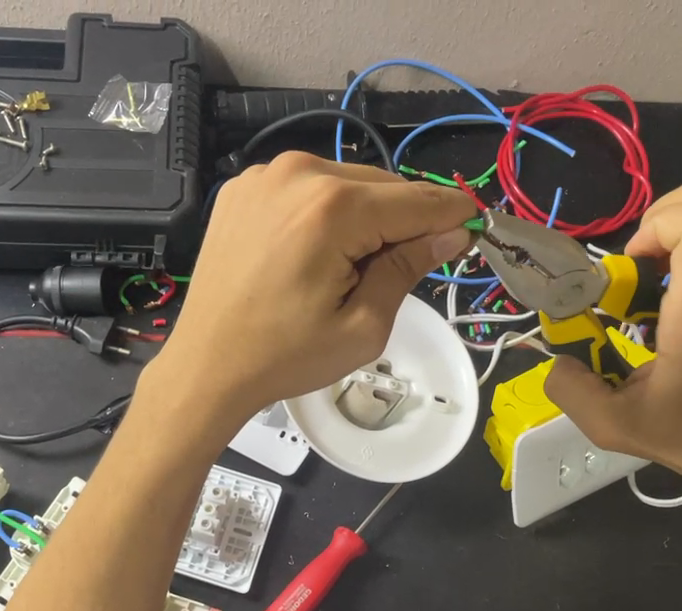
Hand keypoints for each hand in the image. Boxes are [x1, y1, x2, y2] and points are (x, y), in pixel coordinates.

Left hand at [147, 153, 476, 426]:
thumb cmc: (285, 357)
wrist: (207, 367)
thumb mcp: (361, 327)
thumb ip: (407, 270)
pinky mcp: (242, 189)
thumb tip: (451, 232)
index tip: (474, 227)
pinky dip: (322, 214)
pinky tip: (313, 255)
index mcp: (332, 208)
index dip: (451, 215)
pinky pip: (304, 190)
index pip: (415, 201)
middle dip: (402, 222)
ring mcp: (263, 176)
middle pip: (380, 186)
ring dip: (363, 217)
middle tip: (404, 268)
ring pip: (343, 184)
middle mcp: (298, 172)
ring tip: (351, 269)